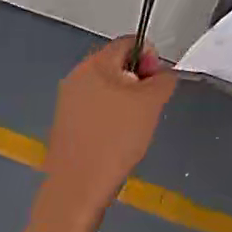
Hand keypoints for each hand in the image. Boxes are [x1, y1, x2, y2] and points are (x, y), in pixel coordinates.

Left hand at [34, 37, 177, 231]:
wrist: (78, 189)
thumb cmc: (116, 139)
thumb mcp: (153, 101)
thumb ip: (164, 77)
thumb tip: (161, 74)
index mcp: (94, 65)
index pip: (130, 42)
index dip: (151, 56)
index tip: (157, 82)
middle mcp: (76, 78)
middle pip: (118, 63)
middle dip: (140, 79)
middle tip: (150, 103)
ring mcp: (67, 102)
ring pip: (109, 86)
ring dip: (128, 98)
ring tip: (136, 123)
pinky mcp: (66, 124)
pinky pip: (97, 106)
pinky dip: (113, 115)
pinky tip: (120, 137)